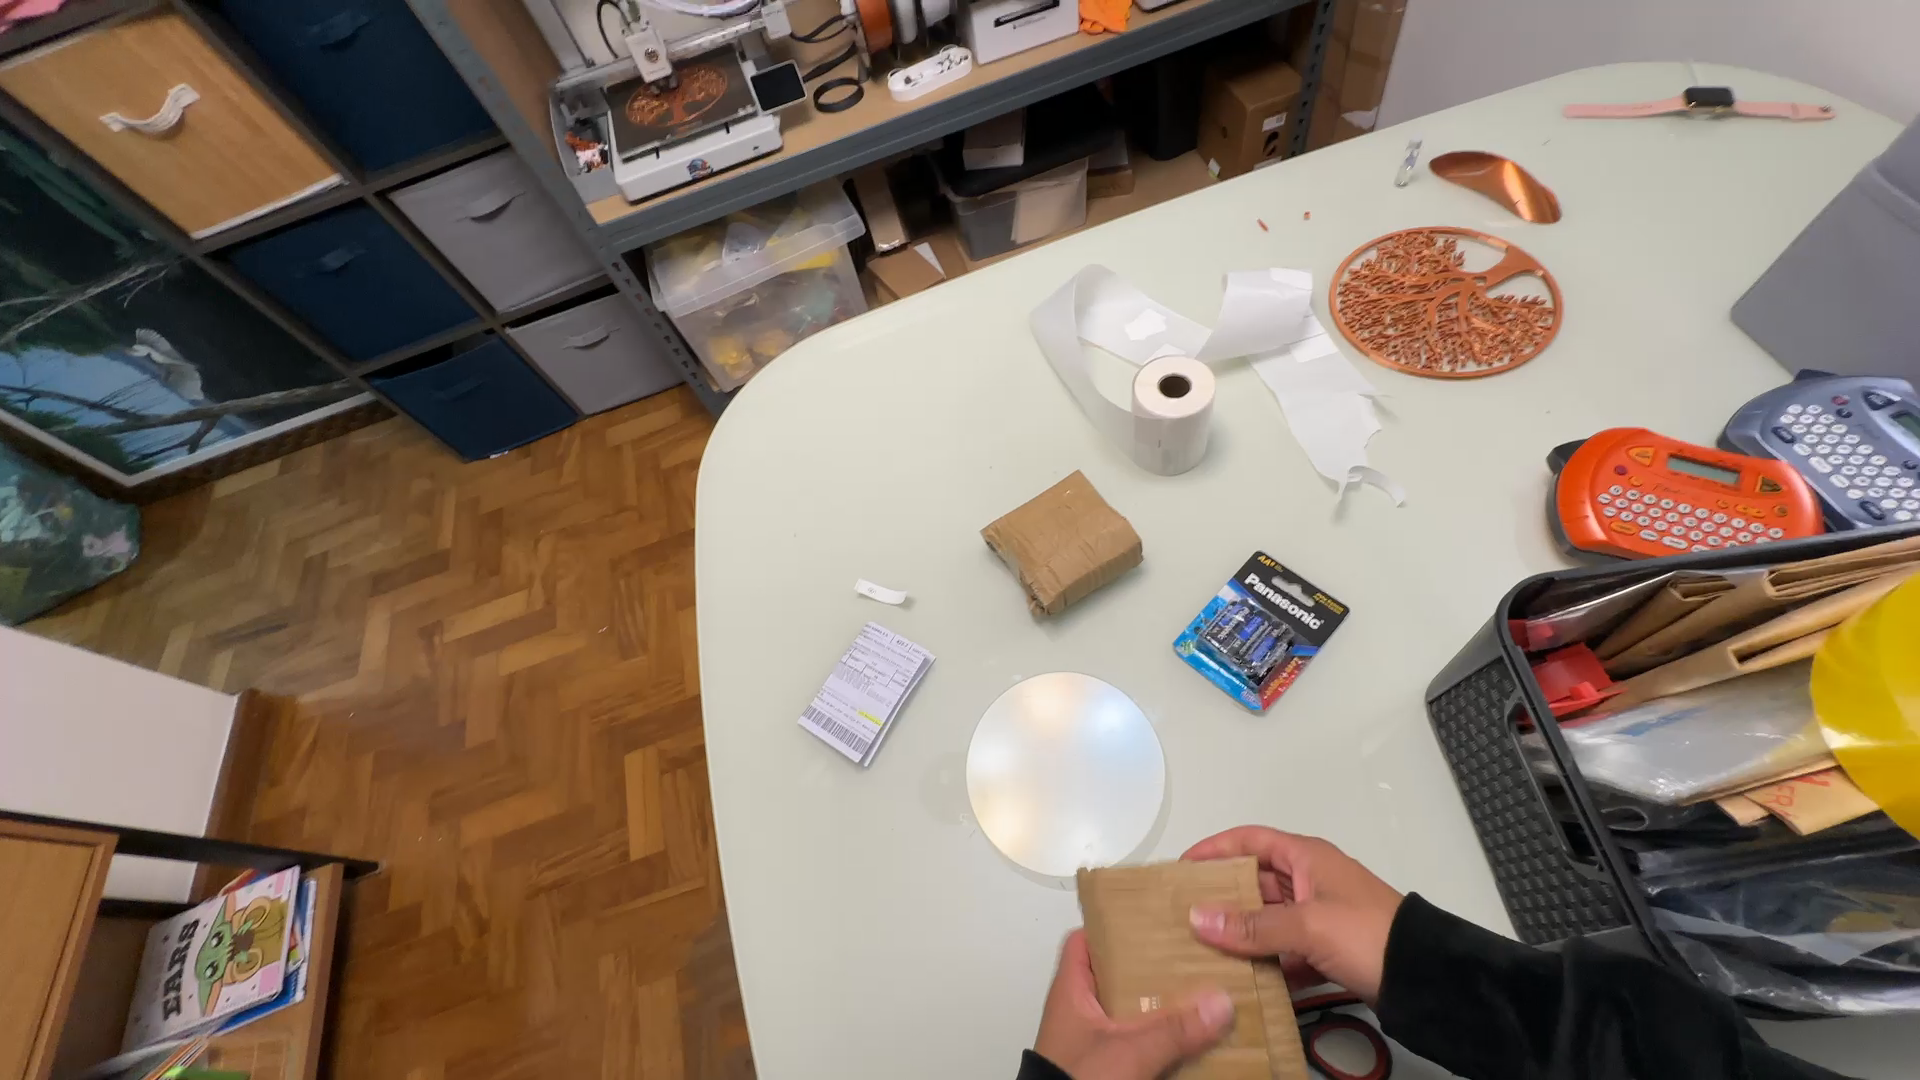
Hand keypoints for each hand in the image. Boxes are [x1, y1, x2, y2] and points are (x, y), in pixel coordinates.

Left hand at [1033, 929, 1234, 1079]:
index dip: (1112, 926)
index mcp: (1071, 989)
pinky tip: (1189, 1037)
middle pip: (1114, 975)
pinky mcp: (1106, 1067)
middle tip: (1187, 956)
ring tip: (1198, 992)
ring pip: (1128, 1011)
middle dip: (1149, 969)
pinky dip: (1158, 1038)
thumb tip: (1222, 1000)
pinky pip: (1135, 1042)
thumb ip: (1173, 1029)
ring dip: (1157, 1006)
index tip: (1149, 920)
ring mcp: (1092, 1040)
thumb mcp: (1129, 1052)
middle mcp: (1079, 1009)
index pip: (1084, 940)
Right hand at [1182, 827, 1403, 1003]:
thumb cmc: (1365, 934)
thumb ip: (1252, 925)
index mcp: (1305, 856)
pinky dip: (1265, 960)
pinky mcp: (1327, 948)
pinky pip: (1284, 948)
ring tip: (1203, 947)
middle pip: (1254, 879)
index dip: (1214, 848)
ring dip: (1241, 932)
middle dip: (1221, 896)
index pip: (1248, 840)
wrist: (1430, 982)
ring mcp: (1319, 915)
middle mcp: (1308, 879)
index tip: (1181, 867)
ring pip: (1267, 917)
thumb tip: (1196, 918)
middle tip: (1184, 913)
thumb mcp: (1307, 925)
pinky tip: (1242, 977)